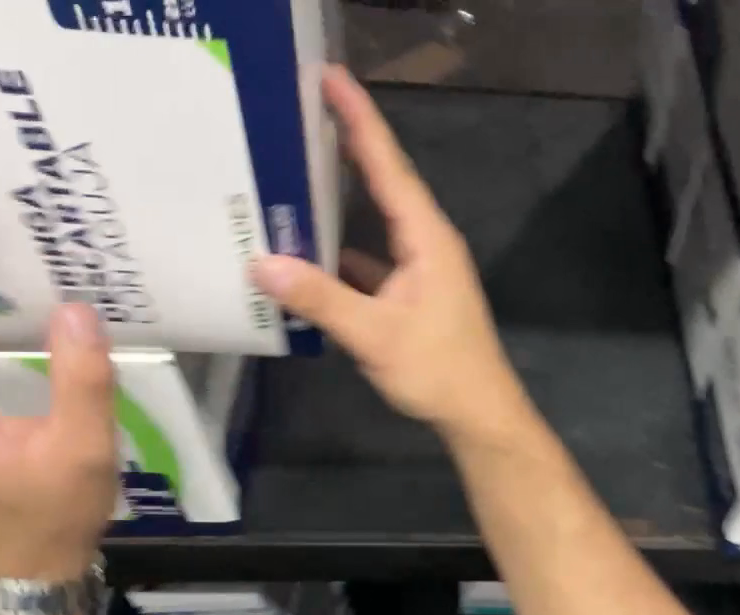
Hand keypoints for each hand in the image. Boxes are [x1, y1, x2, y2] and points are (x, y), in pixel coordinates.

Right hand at [251, 66, 536, 445]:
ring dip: (333, 210)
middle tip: (297, 113)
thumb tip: (262, 264)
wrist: (478, 414)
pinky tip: (300, 263)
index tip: (330, 76)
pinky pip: (366, 266)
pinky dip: (336, 261)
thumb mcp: (376, 335)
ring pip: (369, 229)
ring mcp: (417, 272)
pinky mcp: (408, 299)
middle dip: (341, 149)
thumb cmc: (439, 370)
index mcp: (426, 239)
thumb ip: (321, 299)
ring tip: (284, 181)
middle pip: (379, 186)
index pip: (387, 166)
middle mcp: (424, 245)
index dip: (358, 120)